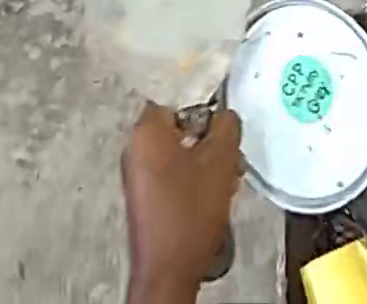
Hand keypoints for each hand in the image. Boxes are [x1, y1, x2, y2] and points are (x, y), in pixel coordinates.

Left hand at [121, 102, 241, 302]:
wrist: (168, 270)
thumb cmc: (191, 209)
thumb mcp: (220, 161)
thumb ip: (226, 127)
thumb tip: (225, 114)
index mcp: (145, 130)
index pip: (172, 95)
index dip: (199, 100)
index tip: (220, 112)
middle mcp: (135, 146)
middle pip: (177, 125)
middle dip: (207, 136)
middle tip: (230, 150)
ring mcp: (137, 173)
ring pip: (177, 150)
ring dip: (204, 158)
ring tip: (229, 175)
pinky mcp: (145, 195)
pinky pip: (171, 170)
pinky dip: (192, 175)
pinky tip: (215, 192)